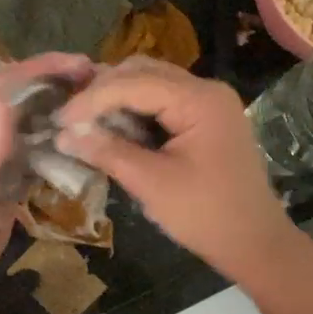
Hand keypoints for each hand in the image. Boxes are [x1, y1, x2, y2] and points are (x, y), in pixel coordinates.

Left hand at [0, 53, 95, 293]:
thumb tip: (0, 103)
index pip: (3, 85)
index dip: (41, 69)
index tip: (81, 63)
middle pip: (20, 94)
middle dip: (56, 81)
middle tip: (100, 77)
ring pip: (32, 117)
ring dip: (61, 105)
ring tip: (99, 97)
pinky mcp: (11, 171)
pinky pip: (37, 144)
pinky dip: (59, 136)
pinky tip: (85, 133)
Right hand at [56, 56, 295, 283]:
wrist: (253, 242)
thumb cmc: (205, 214)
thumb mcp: (151, 183)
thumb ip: (108, 152)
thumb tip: (63, 135)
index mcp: (199, 100)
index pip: (133, 83)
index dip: (92, 99)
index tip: (59, 119)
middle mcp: (206, 90)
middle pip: (143, 71)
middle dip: (102, 90)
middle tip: (69, 116)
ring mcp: (208, 103)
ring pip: (151, 83)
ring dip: (116, 97)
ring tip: (84, 121)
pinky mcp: (205, 120)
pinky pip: (163, 102)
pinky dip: (134, 110)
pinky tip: (111, 127)